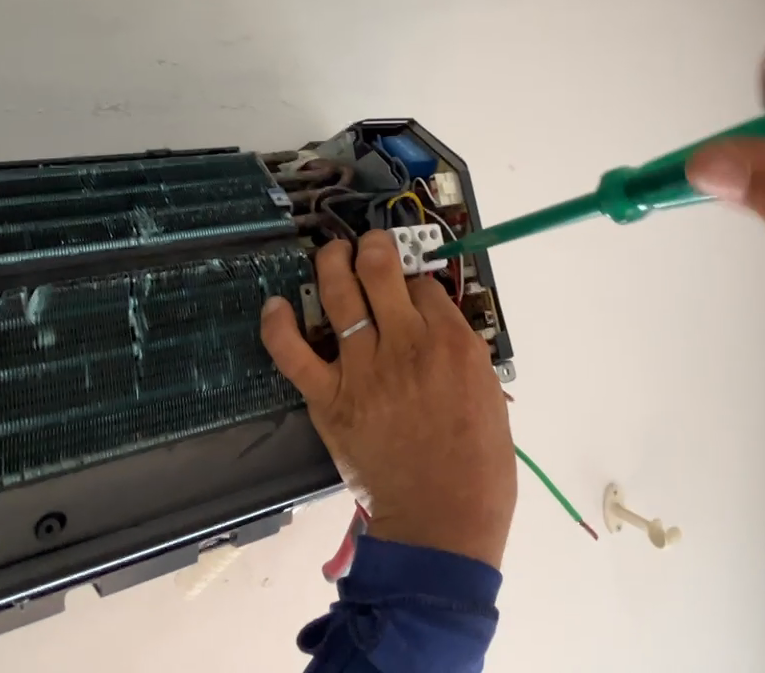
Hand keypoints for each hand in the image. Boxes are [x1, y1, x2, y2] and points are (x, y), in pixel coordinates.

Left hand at [260, 232, 516, 566]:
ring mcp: (362, 369)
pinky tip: (276, 305)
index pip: (422, 283)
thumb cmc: (478, 461)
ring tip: (332, 251)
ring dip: (332, 262)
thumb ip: (459, 347)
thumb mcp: (488, 389)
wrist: (442, 520)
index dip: (414, 279)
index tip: (410, 289)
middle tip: (368, 245)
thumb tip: (433, 318)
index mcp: (450, 341)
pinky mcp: (329, 399)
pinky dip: (278, 326)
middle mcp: (404, 343)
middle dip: (372, 245)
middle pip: (379, 268)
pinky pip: (294, 353)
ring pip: (339, 294)